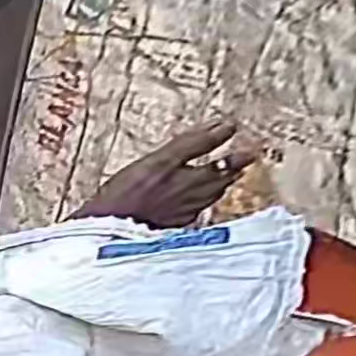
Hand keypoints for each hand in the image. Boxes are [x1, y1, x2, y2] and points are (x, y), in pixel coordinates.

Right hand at [70, 120, 261, 227]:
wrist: (105, 228)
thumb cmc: (127, 193)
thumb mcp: (158, 161)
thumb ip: (194, 143)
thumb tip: (225, 126)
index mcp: (199, 179)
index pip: (229, 163)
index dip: (239, 155)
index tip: (249, 151)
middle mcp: (197, 199)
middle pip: (220, 184)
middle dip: (228, 174)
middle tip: (237, 167)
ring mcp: (182, 216)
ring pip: (206, 200)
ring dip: (212, 191)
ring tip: (215, 185)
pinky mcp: (166, 229)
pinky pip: (187, 215)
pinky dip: (191, 207)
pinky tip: (185, 208)